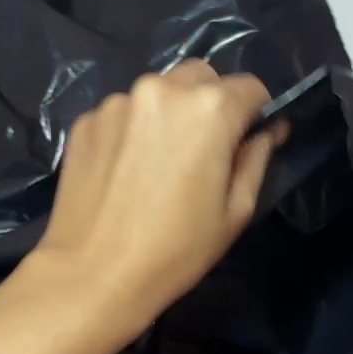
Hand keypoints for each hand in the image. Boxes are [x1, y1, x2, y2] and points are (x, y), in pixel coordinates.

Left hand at [27, 59, 285, 331]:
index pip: (251, 87)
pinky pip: (124, 114)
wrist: (92, 275)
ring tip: (160, 164)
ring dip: (169, 116)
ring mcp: (117, 102)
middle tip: (205, 151)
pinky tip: (126, 173)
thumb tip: (266, 134)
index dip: (256, 113)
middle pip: (201, 79)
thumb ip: (256, 160)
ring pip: (159, 93)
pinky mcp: (86, 121)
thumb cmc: (175, 251)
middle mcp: (162, 89)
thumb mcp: (234, 213)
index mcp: (209, 109)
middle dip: (212, 105)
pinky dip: (134, 131)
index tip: (249, 141)